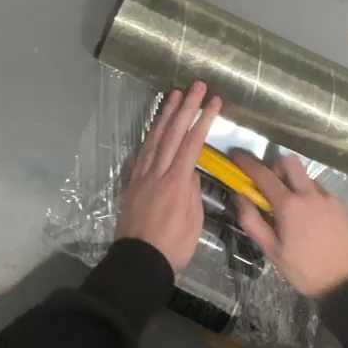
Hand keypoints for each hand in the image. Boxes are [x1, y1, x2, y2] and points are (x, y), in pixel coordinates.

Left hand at [115, 82, 221, 271]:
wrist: (138, 262)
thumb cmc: (173, 247)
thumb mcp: (193, 222)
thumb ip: (193, 192)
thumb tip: (191, 170)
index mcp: (176, 182)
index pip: (192, 142)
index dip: (203, 119)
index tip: (214, 101)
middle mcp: (157, 173)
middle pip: (172, 133)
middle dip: (186, 107)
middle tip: (196, 85)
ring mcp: (142, 176)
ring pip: (155, 138)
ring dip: (165, 115)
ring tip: (174, 94)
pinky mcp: (132, 183)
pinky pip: (143, 152)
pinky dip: (150, 134)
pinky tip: (155, 125)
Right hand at [230, 151, 347, 296]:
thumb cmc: (306, 270)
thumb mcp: (272, 251)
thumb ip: (252, 222)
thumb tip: (240, 196)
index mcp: (289, 205)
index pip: (262, 174)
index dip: (246, 162)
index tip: (235, 155)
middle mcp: (310, 194)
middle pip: (289, 162)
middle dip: (274, 166)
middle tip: (268, 187)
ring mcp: (328, 198)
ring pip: (306, 176)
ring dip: (293, 183)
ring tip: (290, 210)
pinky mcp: (341, 206)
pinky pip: (319, 190)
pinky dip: (308, 195)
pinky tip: (309, 219)